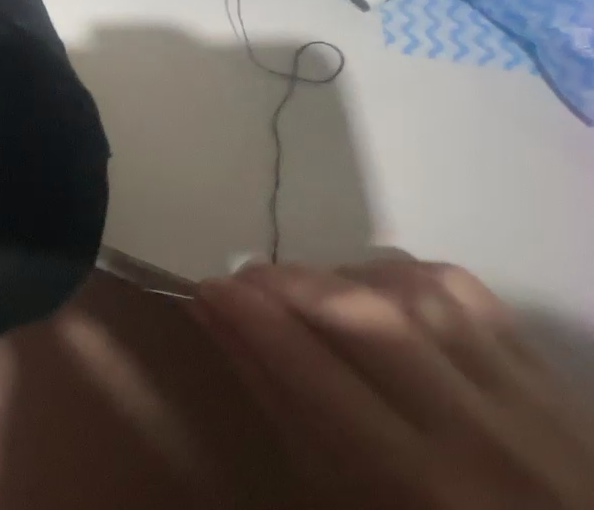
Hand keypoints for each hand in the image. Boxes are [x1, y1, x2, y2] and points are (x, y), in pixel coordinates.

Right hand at [195, 259, 593, 509]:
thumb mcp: (332, 483)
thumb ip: (273, 393)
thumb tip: (212, 310)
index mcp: (410, 476)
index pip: (307, 364)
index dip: (245, 313)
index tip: (206, 289)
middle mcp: (474, 432)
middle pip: (361, 314)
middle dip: (285, 282)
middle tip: (245, 280)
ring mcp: (526, 397)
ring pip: (412, 290)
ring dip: (340, 274)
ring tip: (310, 289)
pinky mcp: (551, 371)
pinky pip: (465, 290)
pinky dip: (402, 275)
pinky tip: (376, 290)